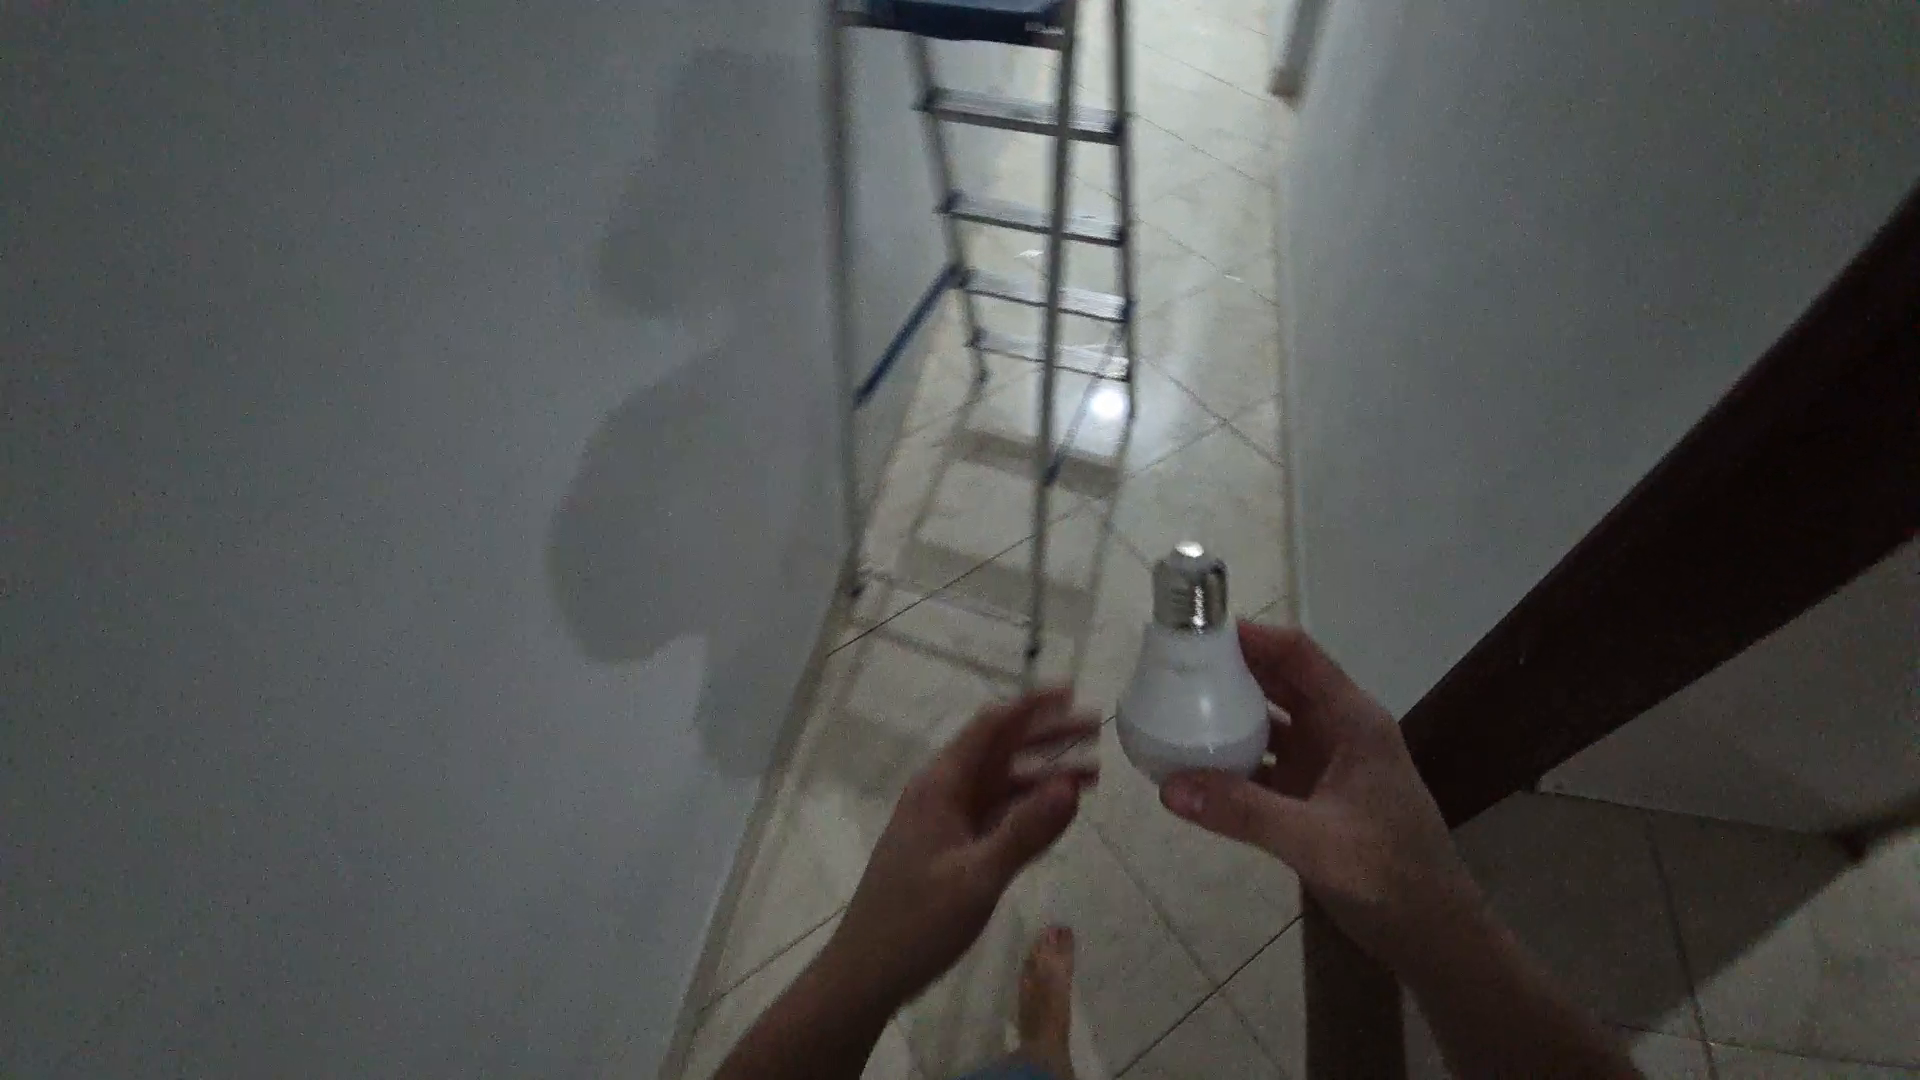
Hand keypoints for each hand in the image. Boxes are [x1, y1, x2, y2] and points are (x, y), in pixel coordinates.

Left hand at [826, 688, 1099, 1004]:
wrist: (866, 972)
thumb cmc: (916, 922)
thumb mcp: (977, 878)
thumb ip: (1026, 832)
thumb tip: (1071, 785)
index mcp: (941, 784)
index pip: (991, 727)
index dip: (1031, 706)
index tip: (1071, 691)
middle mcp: (944, 790)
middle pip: (1001, 749)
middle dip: (1047, 736)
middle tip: (1096, 728)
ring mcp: (948, 818)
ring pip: (1003, 782)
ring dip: (1044, 773)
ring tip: (1094, 771)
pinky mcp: (953, 845)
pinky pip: (997, 813)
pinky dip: (1029, 807)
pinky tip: (1058, 811)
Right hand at [1158, 622, 1482, 966]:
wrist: (1436, 939)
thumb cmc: (1392, 876)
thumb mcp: (1316, 842)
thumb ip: (1242, 812)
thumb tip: (1168, 788)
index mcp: (1353, 722)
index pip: (1299, 656)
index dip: (1253, 635)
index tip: (1199, 628)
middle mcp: (1337, 730)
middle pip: (1279, 679)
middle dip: (1230, 666)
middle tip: (1173, 661)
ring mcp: (1323, 761)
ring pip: (1268, 718)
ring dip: (1227, 711)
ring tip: (1173, 703)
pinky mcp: (1309, 792)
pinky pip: (1262, 759)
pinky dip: (1231, 755)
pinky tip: (1194, 762)